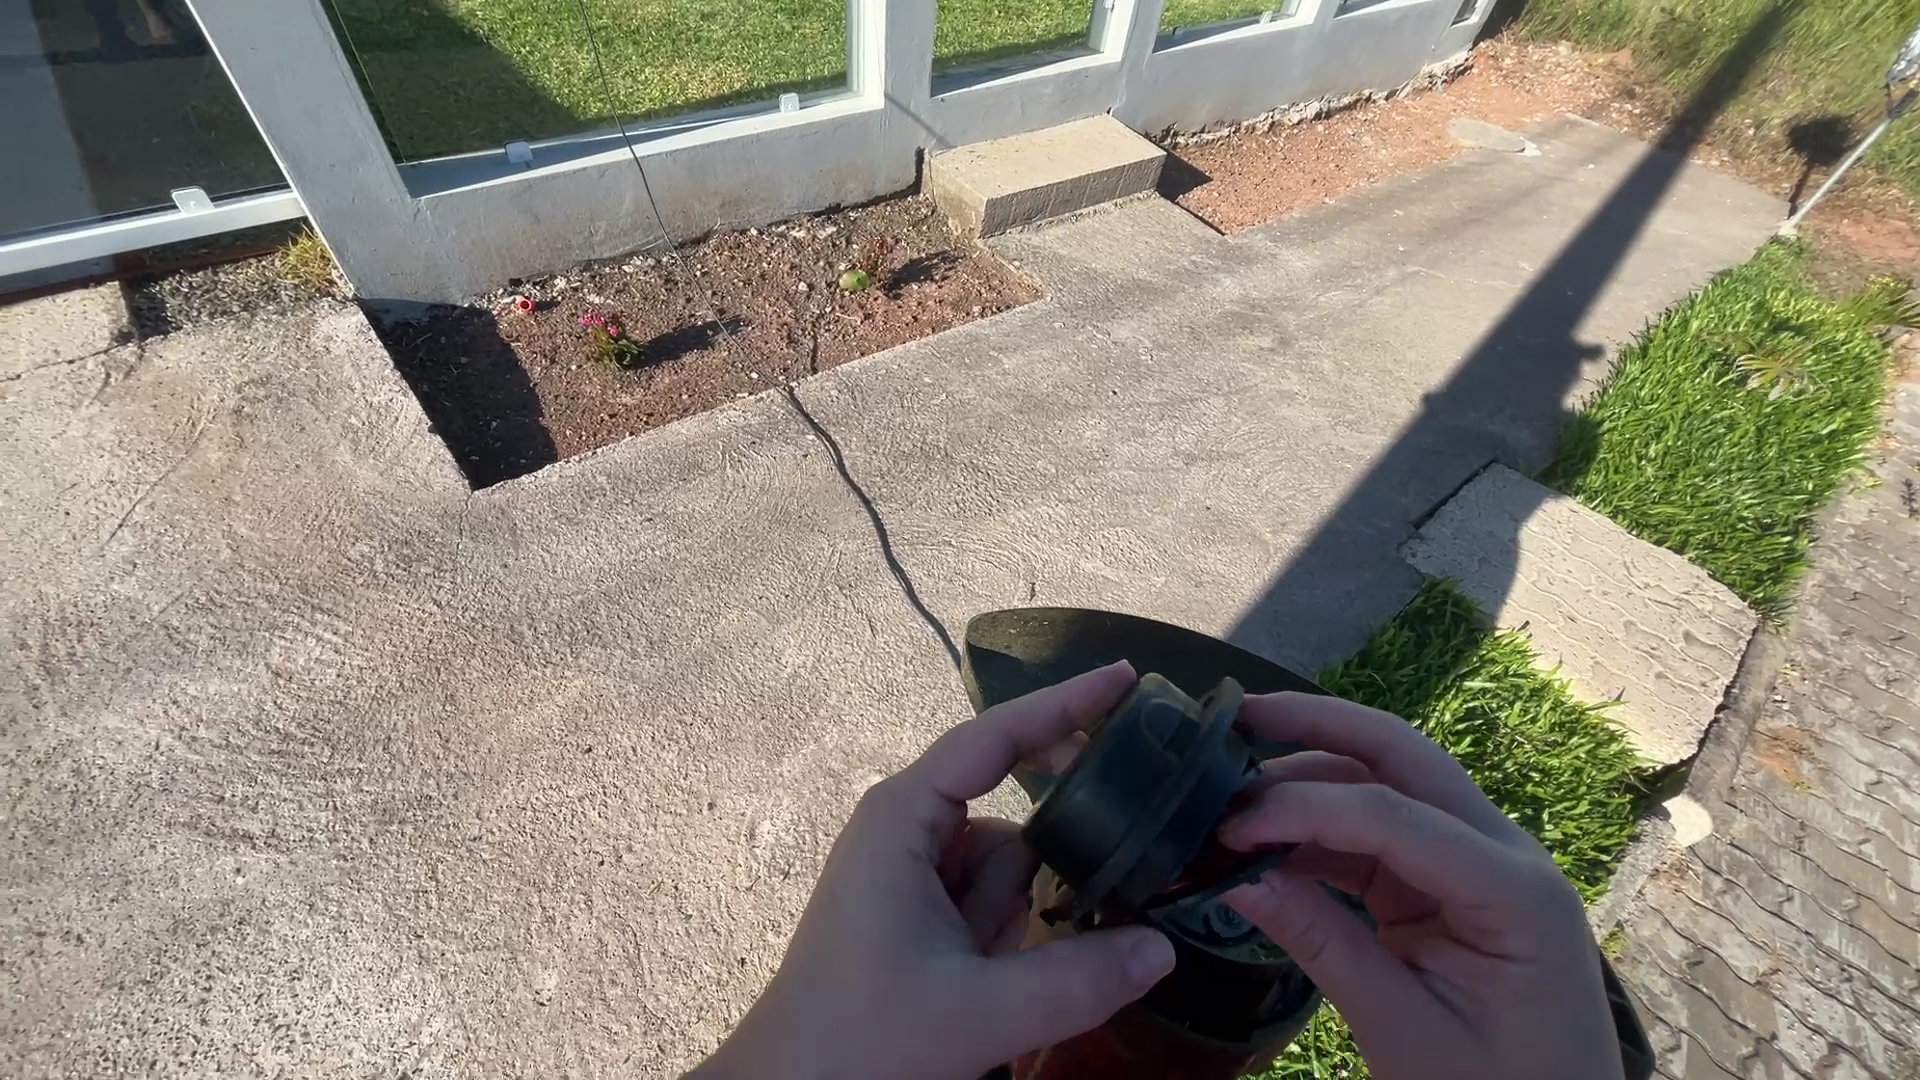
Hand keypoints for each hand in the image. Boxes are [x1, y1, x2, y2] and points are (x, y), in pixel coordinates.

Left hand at [691, 662, 1176, 1078]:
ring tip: (1018, 960)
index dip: (1061, 704)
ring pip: (1006, 857)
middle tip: (1138, 820)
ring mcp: (916, 864)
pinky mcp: (922, 902)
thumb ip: (1075, 980)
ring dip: (1029, 901)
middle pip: (1008, 794)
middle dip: (1061, 820)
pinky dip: (1012, 925)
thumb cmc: (861, 1040)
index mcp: (906, 814)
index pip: (995, 737)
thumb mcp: (975, 1012)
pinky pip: (989, 893)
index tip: (1122, 677)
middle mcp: (911, 822)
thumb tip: (1162, 949)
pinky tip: (1000, 976)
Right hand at [1220, 693, 1621, 1079]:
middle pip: (1399, 753)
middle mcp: (1498, 849)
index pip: (1392, 815)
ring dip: (1303, 775)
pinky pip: (1368, 826)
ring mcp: (1468, 855)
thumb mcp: (1405, 1031)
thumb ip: (1320, 944)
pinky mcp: (1437, 874)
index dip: (1301, 808)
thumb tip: (1234, 879)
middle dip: (1315, 723)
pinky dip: (1311, 825)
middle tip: (1240, 713)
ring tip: (1233, 795)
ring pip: (1379, 778)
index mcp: (1511, 890)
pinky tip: (1264, 838)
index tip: (1228, 828)